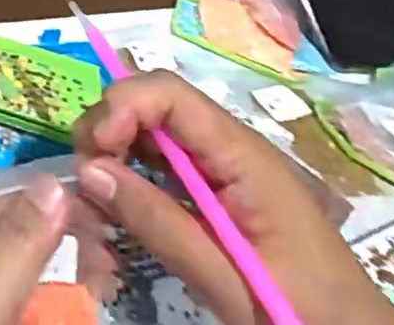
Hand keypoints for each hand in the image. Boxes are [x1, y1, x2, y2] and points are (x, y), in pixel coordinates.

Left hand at [0, 175, 111, 324]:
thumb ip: (21, 236)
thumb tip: (56, 178)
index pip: (26, 190)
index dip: (71, 206)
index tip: (112, 230)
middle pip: (22, 221)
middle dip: (67, 240)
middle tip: (107, 270)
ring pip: (13, 252)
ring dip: (52, 267)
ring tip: (91, 285)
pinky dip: (27, 288)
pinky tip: (48, 302)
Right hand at [73, 71, 393, 324]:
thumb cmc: (308, 316)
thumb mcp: (230, 281)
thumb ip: (159, 223)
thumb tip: (87, 168)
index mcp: (241, 154)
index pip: (167, 91)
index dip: (121, 106)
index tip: (93, 153)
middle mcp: (228, 145)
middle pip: (151, 104)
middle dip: (107, 130)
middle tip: (85, 182)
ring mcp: (222, 165)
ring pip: (148, 132)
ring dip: (114, 156)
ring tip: (96, 202)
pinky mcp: (216, 189)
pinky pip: (160, 163)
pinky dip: (131, 179)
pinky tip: (121, 211)